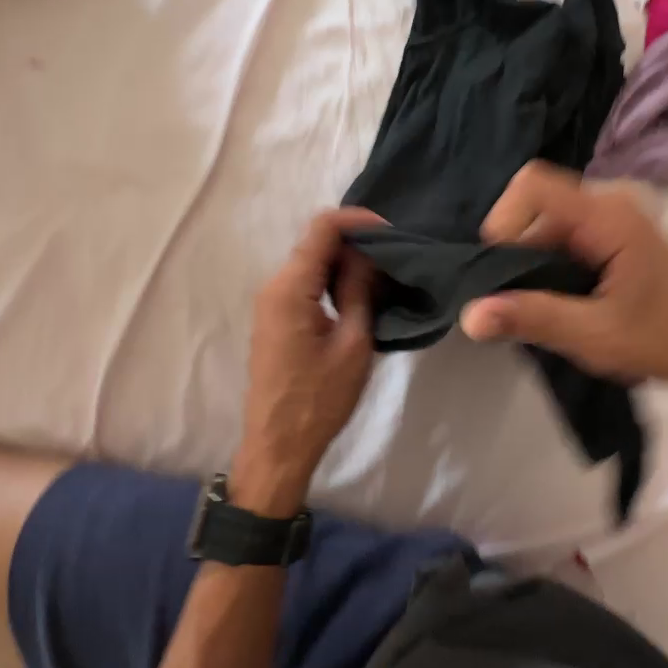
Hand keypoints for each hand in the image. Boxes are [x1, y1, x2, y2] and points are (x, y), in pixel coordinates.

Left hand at [232, 208, 382, 516]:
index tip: (393, 234)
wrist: (278, 447)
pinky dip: (333, 280)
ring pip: (311, 262)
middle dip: (356, 242)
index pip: (323, 227)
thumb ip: (360, 290)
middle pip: (316, 242)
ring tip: (385, 276)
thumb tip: (369, 255)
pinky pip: (306, 283)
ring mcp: (271, 303)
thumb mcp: (353, 343)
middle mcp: (274, 286)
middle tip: (395, 258)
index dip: (359, 220)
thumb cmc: (319, 399)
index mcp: (290, 288)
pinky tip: (360, 295)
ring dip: (346, 262)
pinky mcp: (275, 319)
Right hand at [459, 163, 667, 388]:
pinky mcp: (617, 230)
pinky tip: (569, 297)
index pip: (532, 184)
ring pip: (548, 220)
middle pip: (537, 204)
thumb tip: (469, 314)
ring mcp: (617, 214)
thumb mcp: (593, 337)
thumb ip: (531, 318)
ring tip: (554, 304)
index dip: (506, 221)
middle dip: (520, 250)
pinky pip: (566, 231)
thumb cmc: (663, 341)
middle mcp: (612, 202)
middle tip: (529, 300)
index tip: (506, 271)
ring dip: (537, 260)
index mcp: (609, 215)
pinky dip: (554, 261)